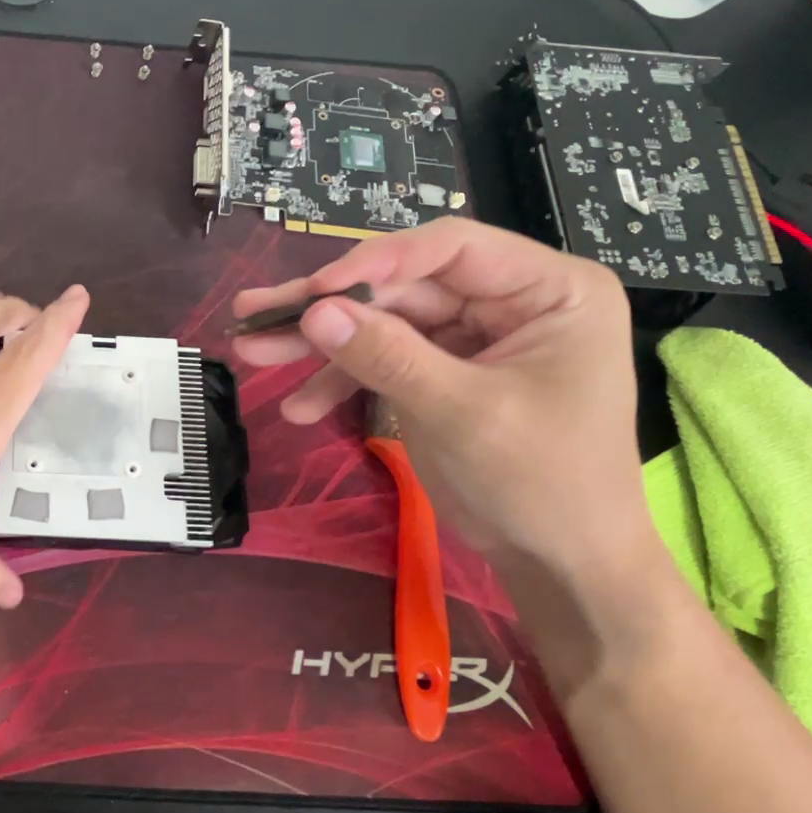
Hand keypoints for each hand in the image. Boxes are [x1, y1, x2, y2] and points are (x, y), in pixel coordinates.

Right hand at [231, 218, 649, 566]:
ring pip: (379, 322)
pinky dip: (339, 382)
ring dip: (318, 343)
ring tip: (250, 349)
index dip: (375, 263)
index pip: (450, 250)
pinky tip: (301, 408)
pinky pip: (381, 361)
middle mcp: (507, 301)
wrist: (561, 563)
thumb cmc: (542, 483)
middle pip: (401, 287)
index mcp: (549, 290)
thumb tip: (314, 311)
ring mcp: (470, 337)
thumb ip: (387, 356)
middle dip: (328, 309)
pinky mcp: (440, 372)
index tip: (312, 291)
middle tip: (252, 313)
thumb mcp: (463, 413)